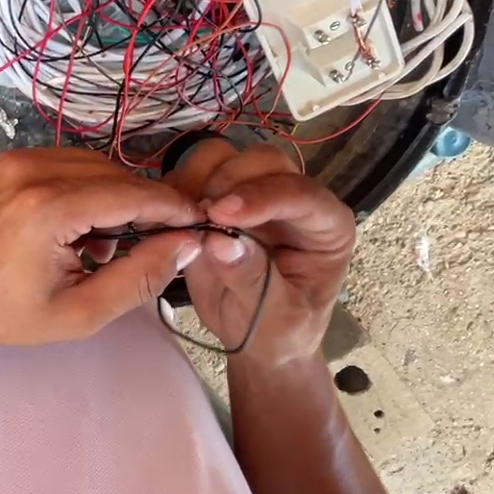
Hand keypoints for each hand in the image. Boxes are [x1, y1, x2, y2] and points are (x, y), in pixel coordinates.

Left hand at [0, 148, 202, 351]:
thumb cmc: (2, 312)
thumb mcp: (79, 311)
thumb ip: (138, 276)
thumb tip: (187, 245)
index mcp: (50, 207)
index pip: (133, 194)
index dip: (174, 208)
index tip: (203, 222)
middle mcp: (34, 170)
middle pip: (116, 174)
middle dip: (145, 204)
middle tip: (157, 243)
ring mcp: (17, 160)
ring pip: (93, 165)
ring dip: (114, 197)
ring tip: (105, 247)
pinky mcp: (8, 161)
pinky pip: (65, 163)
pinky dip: (85, 188)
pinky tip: (77, 229)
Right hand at [167, 140, 355, 368]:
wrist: (251, 337)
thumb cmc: (278, 330)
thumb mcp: (277, 318)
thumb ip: (253, 279)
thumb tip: (219, 241)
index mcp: (324, 225)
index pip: (298, 193)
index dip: (260, 197)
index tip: (220, 215)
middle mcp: (288, 198)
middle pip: (260, 161)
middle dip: (226, 183)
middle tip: (200, 217)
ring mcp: (247, 192)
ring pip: (221, 156)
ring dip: (195, 179)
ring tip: (184, 218)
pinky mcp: (212, 194)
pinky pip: (189, 170)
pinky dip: (174, 186)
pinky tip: (169, 216)